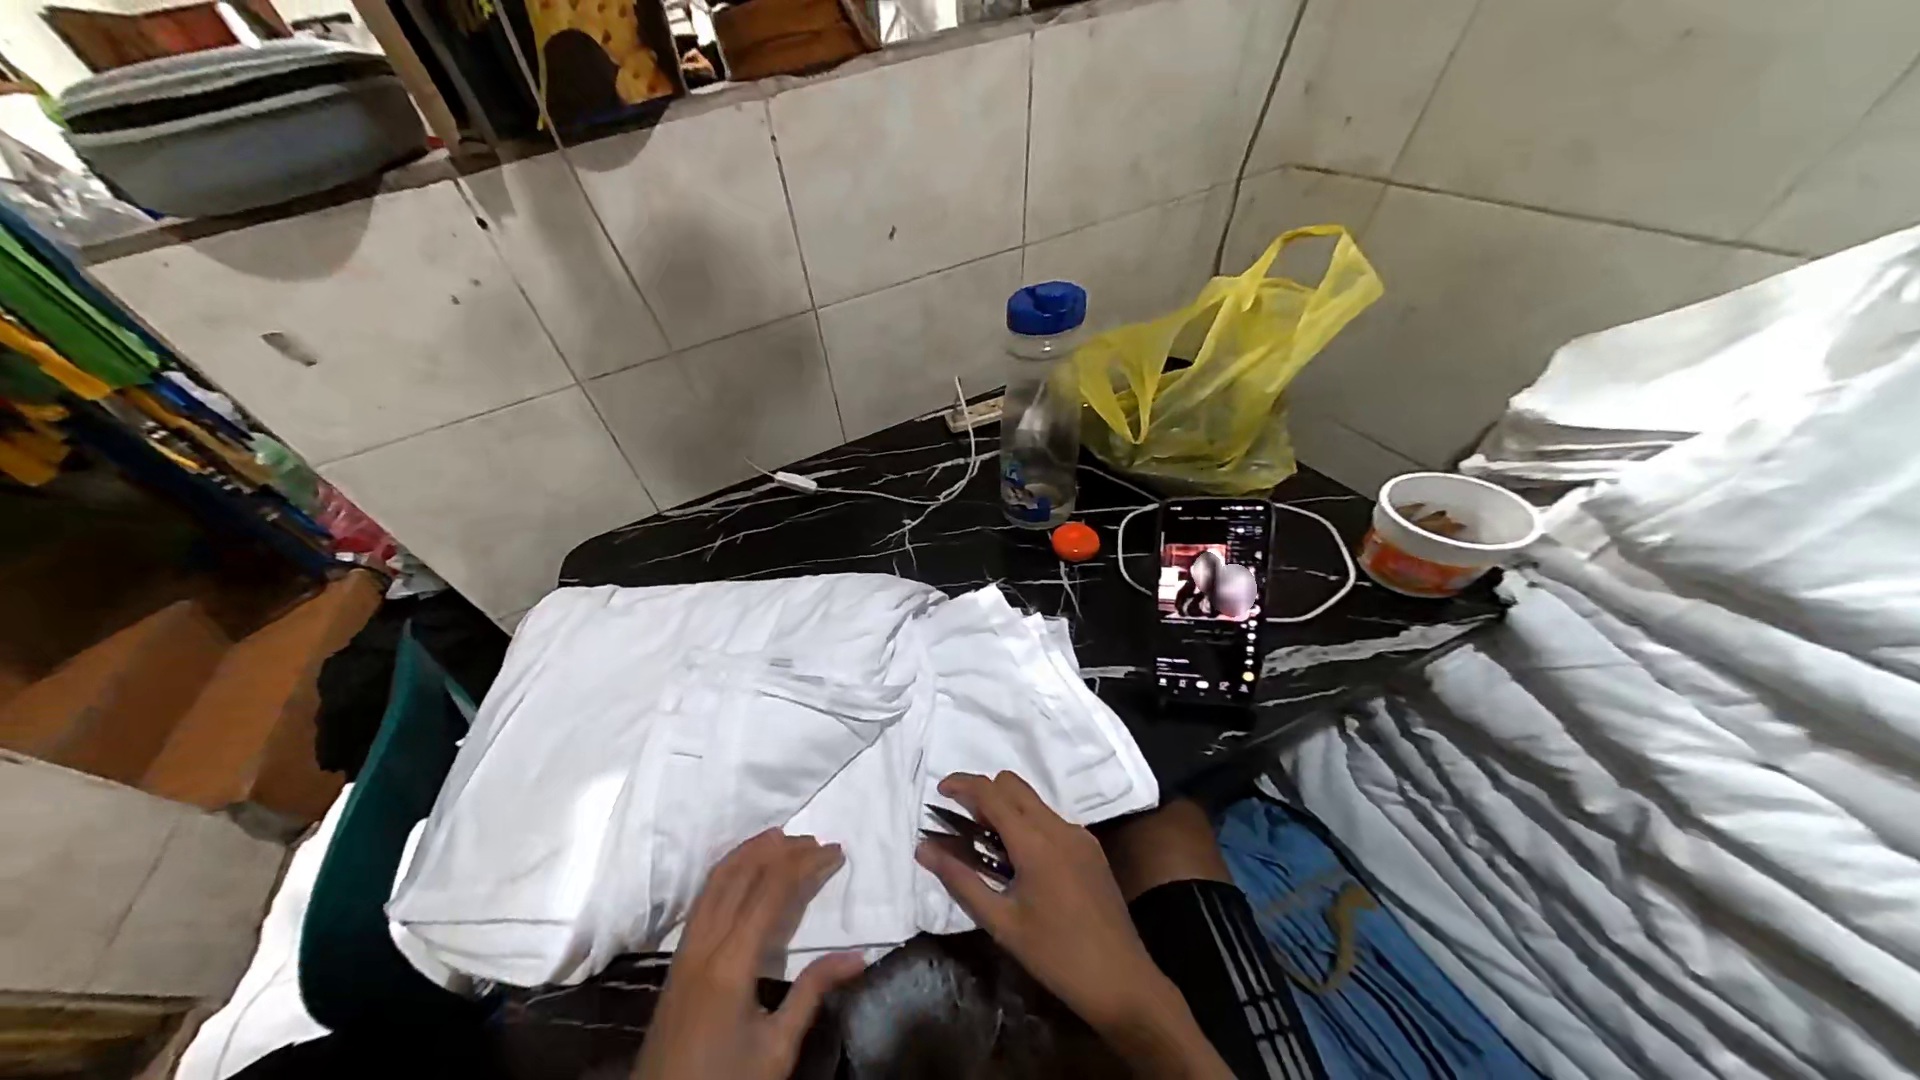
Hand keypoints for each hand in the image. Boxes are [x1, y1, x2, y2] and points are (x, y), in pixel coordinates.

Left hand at [633, 830, 866, 1079]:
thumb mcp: (777, 1048)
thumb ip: (813, 992)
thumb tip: (858, 955)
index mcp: (732, 962)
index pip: (772, 890)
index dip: (805, 864)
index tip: (835, 851)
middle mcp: (704, 944)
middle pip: (741, 874)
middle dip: (780, 849)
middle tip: (815, 841)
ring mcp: (684, 949)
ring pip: (715, 880)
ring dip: (749, 852)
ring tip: (781, 838)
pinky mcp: (677, 959)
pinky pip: (703, 898)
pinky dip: (727, 871)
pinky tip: (743, 871)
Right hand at [914, 773, 1191, 1037]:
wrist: (1122, 981)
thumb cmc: (1055, 955)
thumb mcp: (1000, 922)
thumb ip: (960, 880)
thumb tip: (924, 848)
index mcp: (1034, 841)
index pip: (991, 792)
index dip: (962, 784)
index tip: (939, 792)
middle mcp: (1058, 827)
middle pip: (1013, 786)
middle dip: (983, 794)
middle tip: (963, 827)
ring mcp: (1079, 836)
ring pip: (1033, 802)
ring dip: (1006, 811)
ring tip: (988, 851)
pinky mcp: (1091, 849)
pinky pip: (1051, 821)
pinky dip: (1028, 826)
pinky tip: (1022, 867)